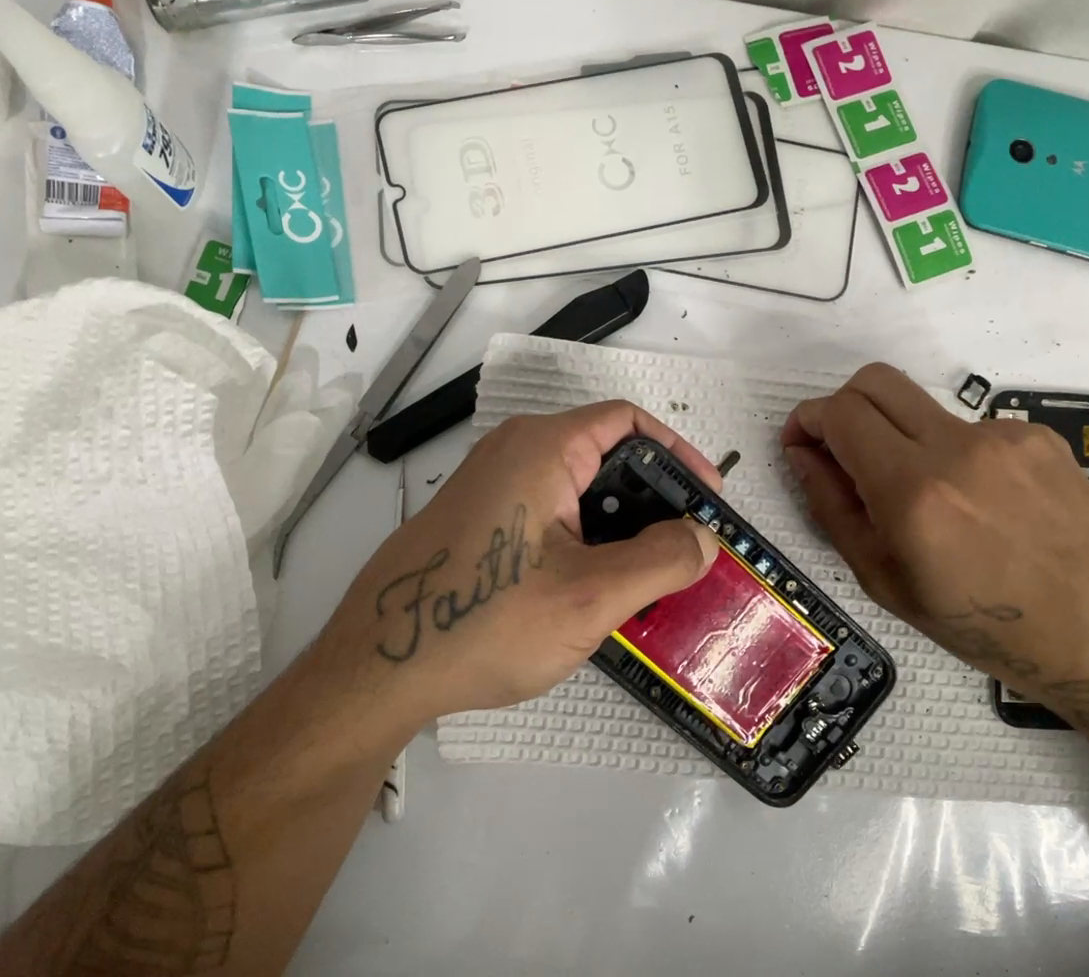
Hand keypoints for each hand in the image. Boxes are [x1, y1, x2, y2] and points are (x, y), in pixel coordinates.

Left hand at [319, 401, 720, 726]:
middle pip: (604, 453)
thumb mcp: (590, 596)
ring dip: (619, 526)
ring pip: (575, 489)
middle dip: (652, 499)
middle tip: (684, 550)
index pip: (629, 421)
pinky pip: (546, 513)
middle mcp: (512, 452)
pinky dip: (583, 539)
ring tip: (646, 579)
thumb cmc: (485, 622)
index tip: (710, 502)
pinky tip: (593, 589)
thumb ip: (660, 561)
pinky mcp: (475, 520)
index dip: (680, 454)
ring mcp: (488, 486)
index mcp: (541, 448)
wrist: (378, 667)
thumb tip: (703, 538)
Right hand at [781, 364, 1088, 732]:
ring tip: (921, 500)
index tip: (799, 445)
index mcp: (912, 492)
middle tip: (839, 451)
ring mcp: (1003, 435)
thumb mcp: (886, 583)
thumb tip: (803, 456)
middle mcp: (956, 447)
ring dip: (897, 436)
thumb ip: (834, 510)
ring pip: (921, 406)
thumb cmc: (986, 627)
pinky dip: (948, 453)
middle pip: (874, 380)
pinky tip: (976, 504)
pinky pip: (967, 428)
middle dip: (841, 406)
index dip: (806, 420)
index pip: (839, 413)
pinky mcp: (1038, 435)